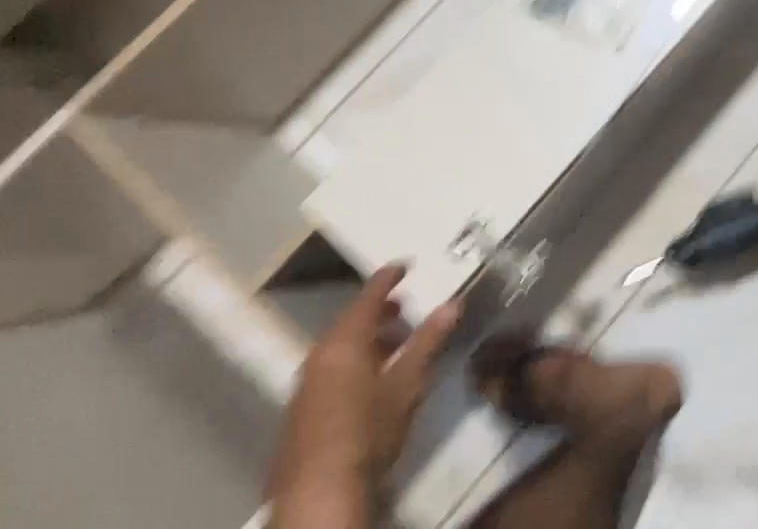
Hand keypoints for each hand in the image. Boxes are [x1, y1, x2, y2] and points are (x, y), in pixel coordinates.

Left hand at [270, 266, 461, 527]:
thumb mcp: (408, 384)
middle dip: (380, 312)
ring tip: (397, 345)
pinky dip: (354, 360)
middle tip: (406, 308)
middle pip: (351, 321)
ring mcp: (307, 383)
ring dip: (368, 339)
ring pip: (340, 346)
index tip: (405, 265)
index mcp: (344, 341)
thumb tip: (454, 302)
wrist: (319, 491)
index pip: (368, 296)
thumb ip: (429, 341)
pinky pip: (331, 368)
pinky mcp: (303, 409)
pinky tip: (373, 380)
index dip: (388, 278)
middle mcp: (319, 354)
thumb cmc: (368, 429)